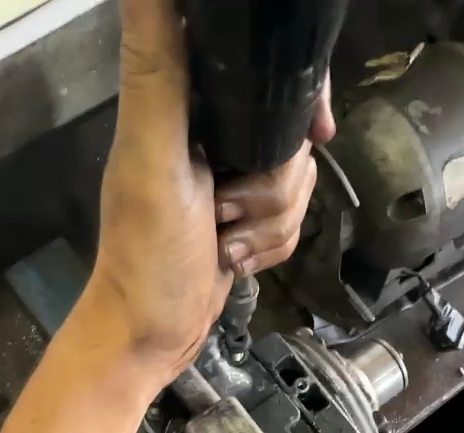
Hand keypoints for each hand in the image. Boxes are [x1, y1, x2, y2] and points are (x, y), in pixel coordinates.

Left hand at [72, 0, 334, 392]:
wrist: (153, 333)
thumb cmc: (147, 253)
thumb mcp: (152, 157)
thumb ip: (158, 68)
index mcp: (185, 104)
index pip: (264, 74)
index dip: (300, 99)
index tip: (316, 131)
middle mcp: (211, 135)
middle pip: (292, 139)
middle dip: (271, 189)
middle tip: (224, 212)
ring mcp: (232, 182)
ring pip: (298, 184)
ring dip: (269, 225)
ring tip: (225, 242)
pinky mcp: (246, 221)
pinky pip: (291, 221)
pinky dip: (270, 248)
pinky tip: (236, 261)